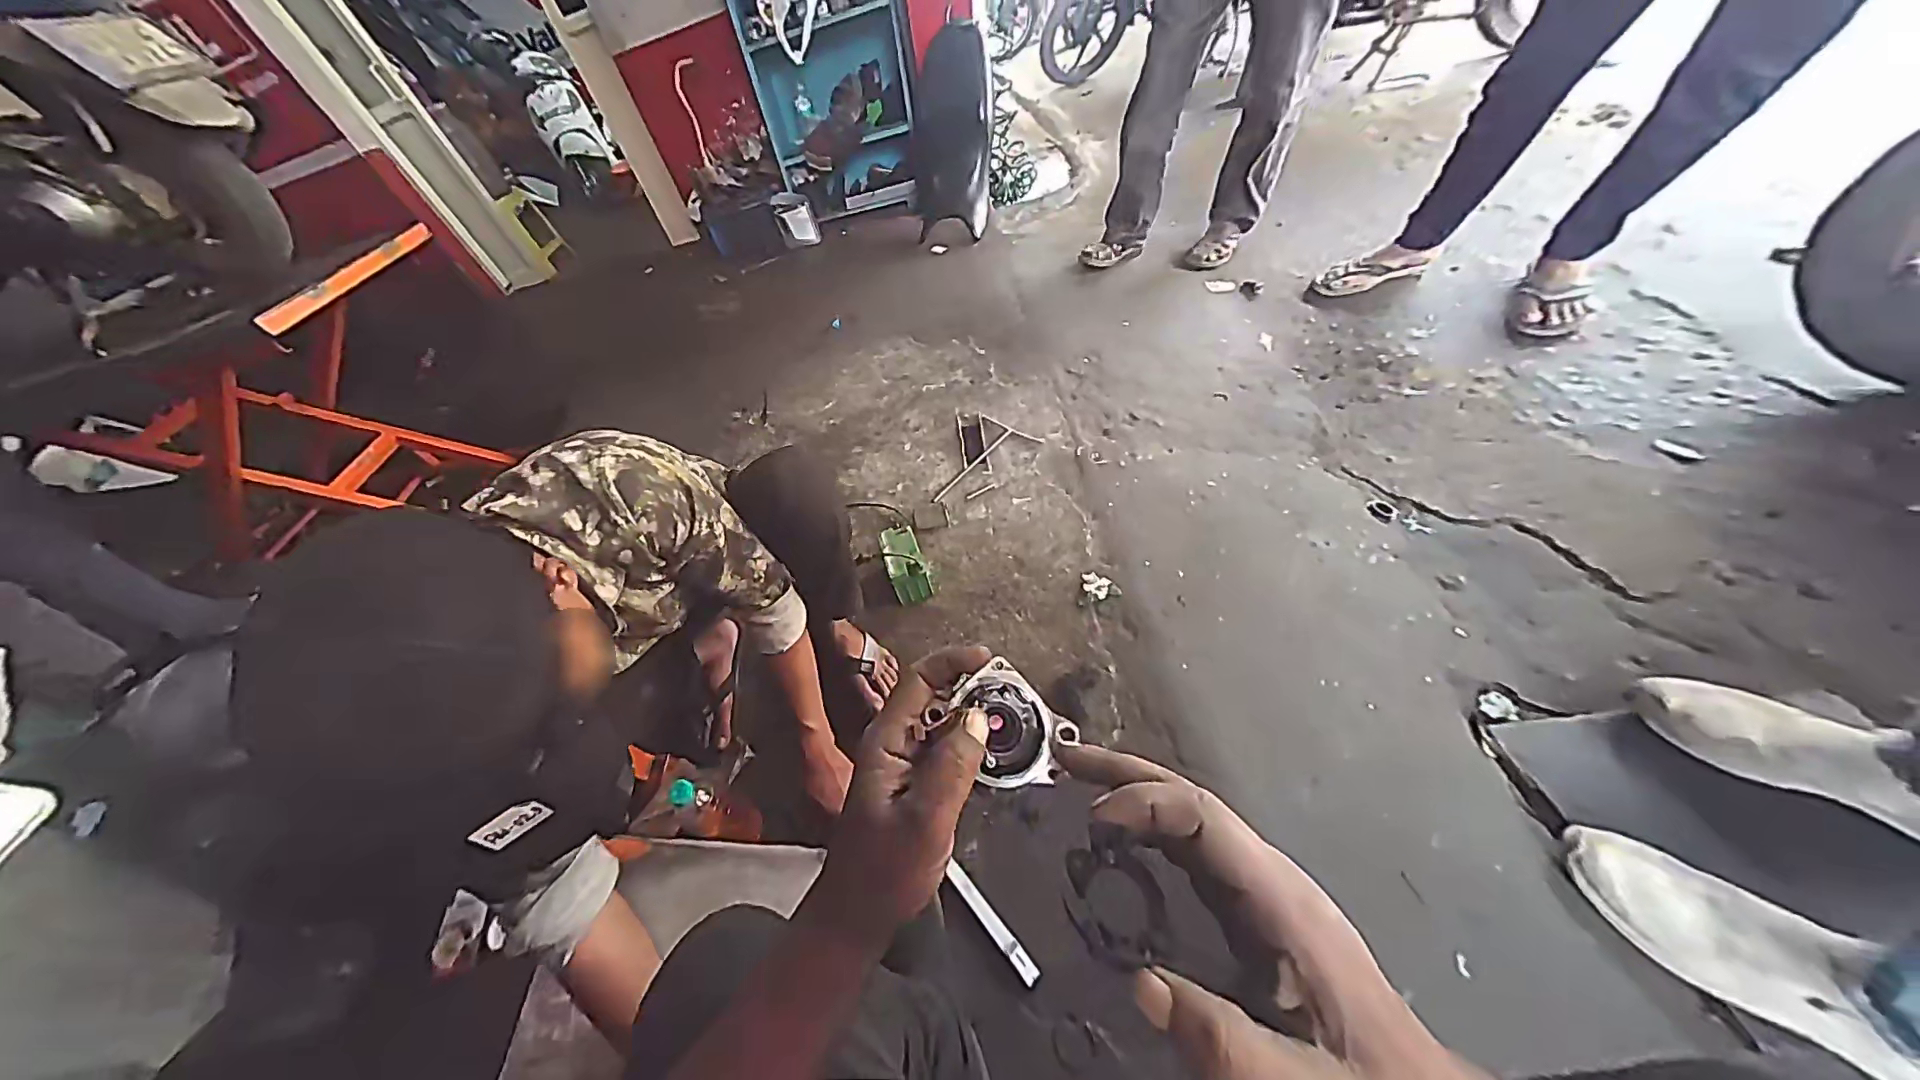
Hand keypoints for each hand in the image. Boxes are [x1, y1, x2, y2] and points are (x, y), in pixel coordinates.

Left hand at [812, 646, 990, 942]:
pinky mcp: (918, 782)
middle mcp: (894, 744)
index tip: (986, 660)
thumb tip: (978, 720)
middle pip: (935, 697)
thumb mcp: (925, 820)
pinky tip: (991, 754)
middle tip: (1007, 694)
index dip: (953, 663)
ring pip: (945, 723)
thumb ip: (954, 767)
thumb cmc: (881, 874)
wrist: (861, 913)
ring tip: (1006, 721)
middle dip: (971, 688)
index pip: (919, 681)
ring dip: (974, 716)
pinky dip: (972, 744)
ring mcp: (906, 762)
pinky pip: (948, 749)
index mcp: (886, 742)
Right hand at [1056, 742, 1486, 1079]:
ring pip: (1188, 814)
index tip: (1094, 817)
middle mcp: (1264, 873)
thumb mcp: (1294, 1074)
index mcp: (1276, 895)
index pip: (1202, 815)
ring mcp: (1259, 882)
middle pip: (1189, 797)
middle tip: (1068, 759)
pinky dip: (1147, 825)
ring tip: (1079, 781)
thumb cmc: (1360, 1073)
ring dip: (1132, 790)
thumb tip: (1139, 985)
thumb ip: (1221, 1036)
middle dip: (1126, 772)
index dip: (1145, 801)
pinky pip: (1191, 844)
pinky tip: (1119, 834)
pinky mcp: (1251, 900)